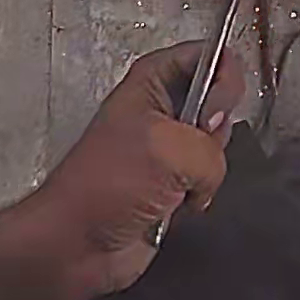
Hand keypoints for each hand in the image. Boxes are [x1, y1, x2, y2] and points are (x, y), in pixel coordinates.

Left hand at [19, 41, 244, 299]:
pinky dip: (204, 189)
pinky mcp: (175, 176)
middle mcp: (164, 101)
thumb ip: (210, 144)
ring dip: (209, 166)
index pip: (210, 55)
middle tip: (192, 150)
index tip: (210, 115)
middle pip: (220, 96)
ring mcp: (170, 140)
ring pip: (218, 138)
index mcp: (154, 76)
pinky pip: (210, 172)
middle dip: (216, 128)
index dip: (222, 81)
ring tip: (180, 183)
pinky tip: (180, 201)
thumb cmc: (108, 184)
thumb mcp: (169, 150)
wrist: (77, 244)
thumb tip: (215, 161)